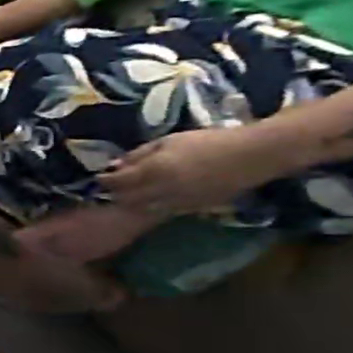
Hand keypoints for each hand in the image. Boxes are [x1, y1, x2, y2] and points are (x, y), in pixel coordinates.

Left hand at [98, 126, 294, 214]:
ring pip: (143, 208)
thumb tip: (114, 165)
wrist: (254, 155)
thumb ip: (138, 155)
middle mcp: (162, 190)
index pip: (118, 182)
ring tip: (128, 194)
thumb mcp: (167, 142)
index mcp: (153, 171)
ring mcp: (179, 202)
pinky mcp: (194, 209)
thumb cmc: (208, 142)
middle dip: (115, 194)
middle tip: (110, 187)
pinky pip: (164, 210)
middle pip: (127, 199)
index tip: (99, 177)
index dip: (105, 181)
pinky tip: (151, 199)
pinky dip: (151, 206)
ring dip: (131, 202)